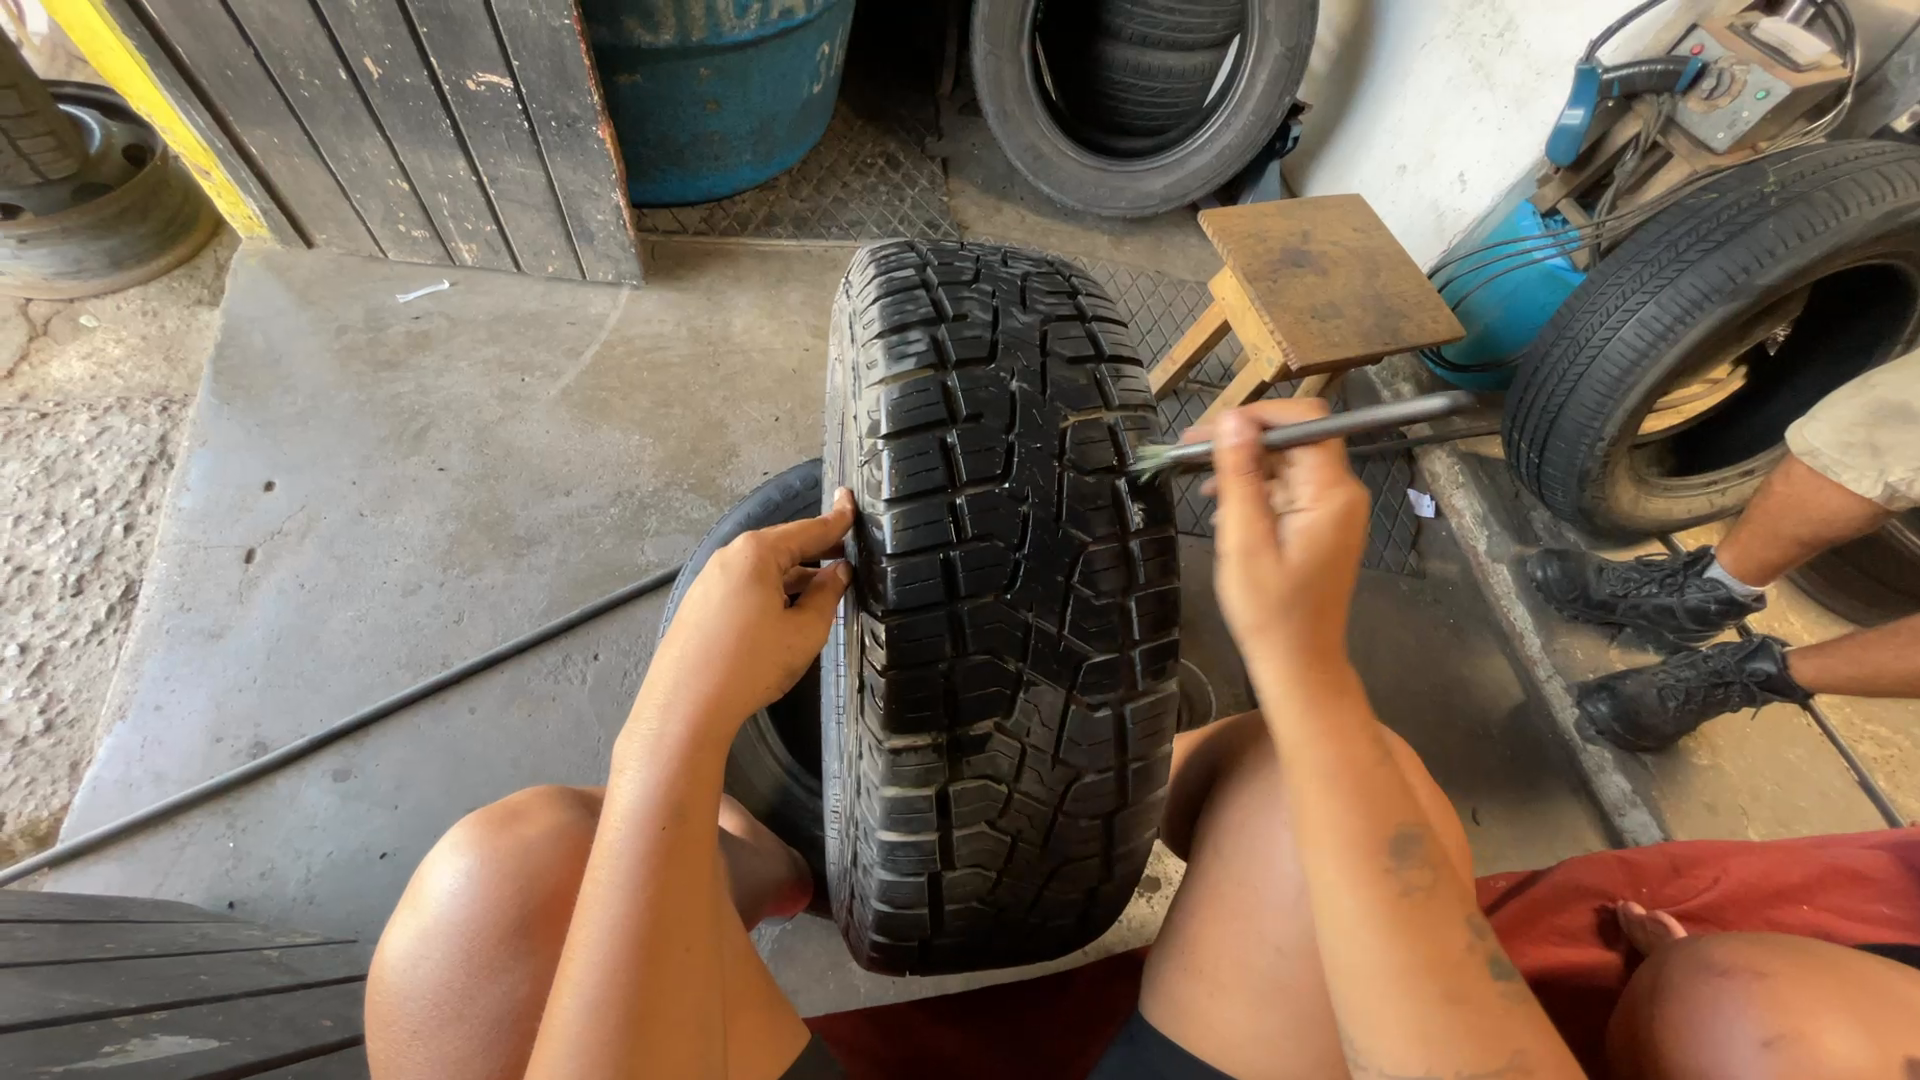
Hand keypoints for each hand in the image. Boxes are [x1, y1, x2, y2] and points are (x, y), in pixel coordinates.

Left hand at [634, 487, 855, 740]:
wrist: (685, 707)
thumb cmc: (752, 664)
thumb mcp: (805, 630)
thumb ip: (826, 595)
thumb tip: (838, 571)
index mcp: (757, 553)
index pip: (808, 530)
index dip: (836, 520)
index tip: (851, 502)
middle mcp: (729, 558)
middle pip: (782, 546)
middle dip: (815, 551)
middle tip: (846, 554)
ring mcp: (709, 581)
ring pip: (762, 570)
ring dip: (793, 576)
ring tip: (823, 589)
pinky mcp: (699, 606)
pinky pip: (744, 587)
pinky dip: (771, 592)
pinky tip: (785, 613)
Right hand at [1191, 399, 1370, 672]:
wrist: (1298, 661)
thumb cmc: (1268, 610)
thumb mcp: (1244, 540)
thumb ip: (1240, 476)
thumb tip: (1233, 420)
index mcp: (1330, 493)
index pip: (1306, 420)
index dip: (1258, 415)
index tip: (1212, 431)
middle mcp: (1340, 492)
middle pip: (1295, 437)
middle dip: (1243, 438)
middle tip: (1190, 452)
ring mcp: (1332, 508)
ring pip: (1287, 461)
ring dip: (1244, 464)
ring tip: (1199, 479)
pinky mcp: (1320, 523)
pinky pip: (1287, 487)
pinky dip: (1255, 487)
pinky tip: (1223, 505)